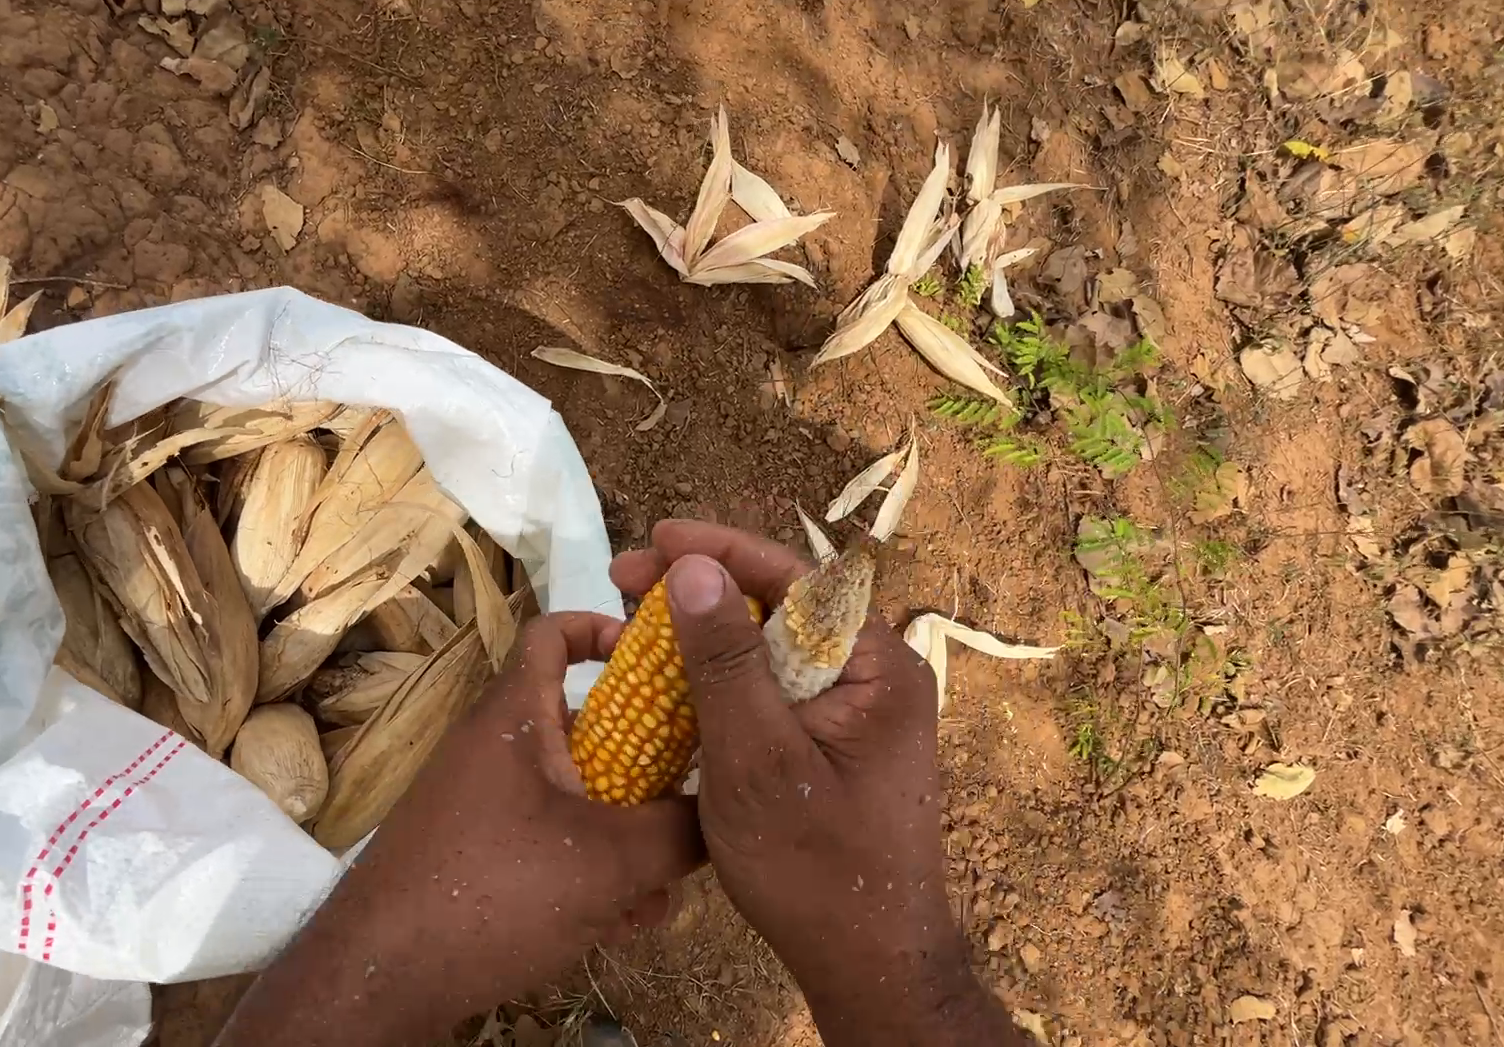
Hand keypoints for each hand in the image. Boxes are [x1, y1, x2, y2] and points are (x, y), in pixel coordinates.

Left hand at [217, 613, 703, 1046]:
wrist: (379, 977)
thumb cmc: (494, 889)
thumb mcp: (609, 862)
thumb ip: (679, 831)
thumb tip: (722, 809)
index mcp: (516, 716)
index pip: (553, 632)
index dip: (603, 627)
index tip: (653, 656)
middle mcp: (496, 746)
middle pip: (581, 725)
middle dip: (640, 764)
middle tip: (683, 798)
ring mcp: (482, 798)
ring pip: (572, 792)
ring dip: (620, 830)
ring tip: (659, 887)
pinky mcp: (476, 846)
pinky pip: (547, 834)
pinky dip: (586, 862)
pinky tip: (619, 920)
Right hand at [611, 520, 1021, 1046]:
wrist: (868, 967)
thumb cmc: (813, 868)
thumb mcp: (756, 757)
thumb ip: (726, 660)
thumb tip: (694, 567)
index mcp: (875, 665)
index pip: (794, 577)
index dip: (721, 549)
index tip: (657, 538)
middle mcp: (871, 672)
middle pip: (779, 603)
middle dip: (702, 585)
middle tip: (628, 578)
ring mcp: (852, 705)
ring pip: (768, 641)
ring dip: (704, 625)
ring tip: (640, 614)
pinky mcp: (829, 733)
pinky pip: (768, 680)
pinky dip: (718, 669)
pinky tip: (675, 669)